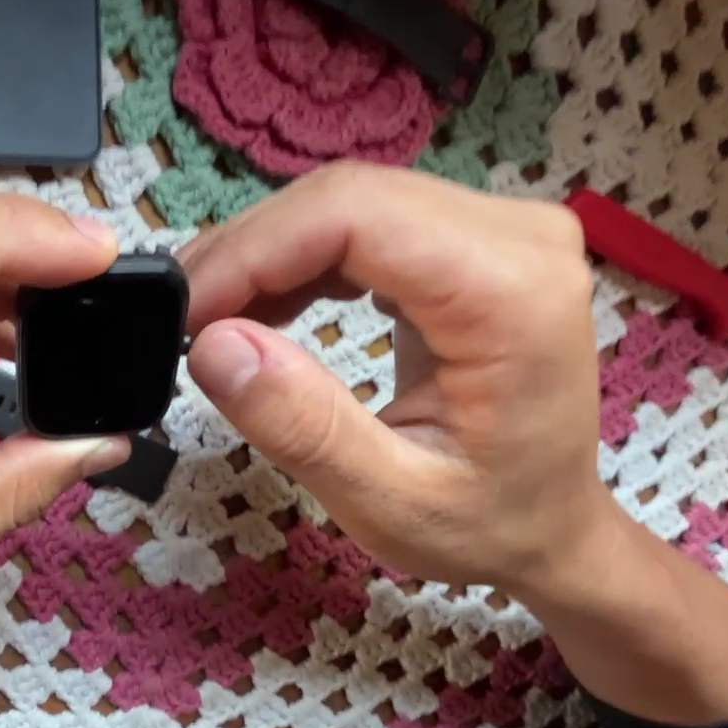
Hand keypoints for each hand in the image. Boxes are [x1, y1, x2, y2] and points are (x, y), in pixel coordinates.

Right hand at [181, 162, 727, 727]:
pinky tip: (262, 312)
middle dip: (247, 254)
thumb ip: (303, 426)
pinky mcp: (468, 248)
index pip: (355, 215)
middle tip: (178, 322)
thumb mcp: (386, 502)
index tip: (182, 315)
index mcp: (509, 292)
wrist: (549, 527)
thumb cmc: (483, 527)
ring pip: (347, 206)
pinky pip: (363, 230)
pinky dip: (298, 266)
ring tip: (208, 321)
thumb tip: (210, 346)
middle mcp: (514, 236)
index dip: (252, 252)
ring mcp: (496, 233)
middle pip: (346, 199)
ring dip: (265, 258)